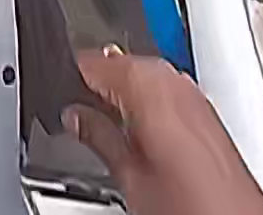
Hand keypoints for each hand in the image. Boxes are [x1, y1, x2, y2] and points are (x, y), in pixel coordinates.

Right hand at [65, 49, 262, 214]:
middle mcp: (168, 76)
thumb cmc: (193, 208)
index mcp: (145, 83)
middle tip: (79, 118)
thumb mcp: (129, 177)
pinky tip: (139, 136)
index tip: (62, 98)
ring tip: (107, 132)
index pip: (93, 62)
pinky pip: (161, 87)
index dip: (72, 78)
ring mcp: (187, 88)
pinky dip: (146, 102)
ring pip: (139, 75)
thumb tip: (76, 116)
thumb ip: (97, 136)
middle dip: (97, 88)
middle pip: (117, 65)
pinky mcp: (200, 103)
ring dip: (121, 95)